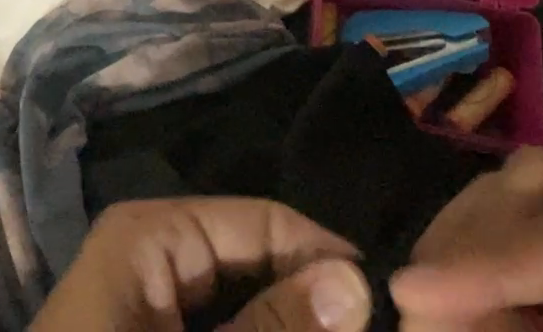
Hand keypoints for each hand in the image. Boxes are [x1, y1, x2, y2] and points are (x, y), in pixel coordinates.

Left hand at [30, 197, 372, 331]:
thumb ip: (272, 327)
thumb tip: (357, 280)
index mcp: (154, 232)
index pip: (265, 220)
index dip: (327, 258)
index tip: (389, 308)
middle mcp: (156, 248)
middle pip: (257, 260)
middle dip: (310, 302)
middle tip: (372, 331)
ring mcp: (152, 294)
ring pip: (244, 300)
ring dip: (287, 322)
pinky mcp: (153, 327)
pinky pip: (221, 322)